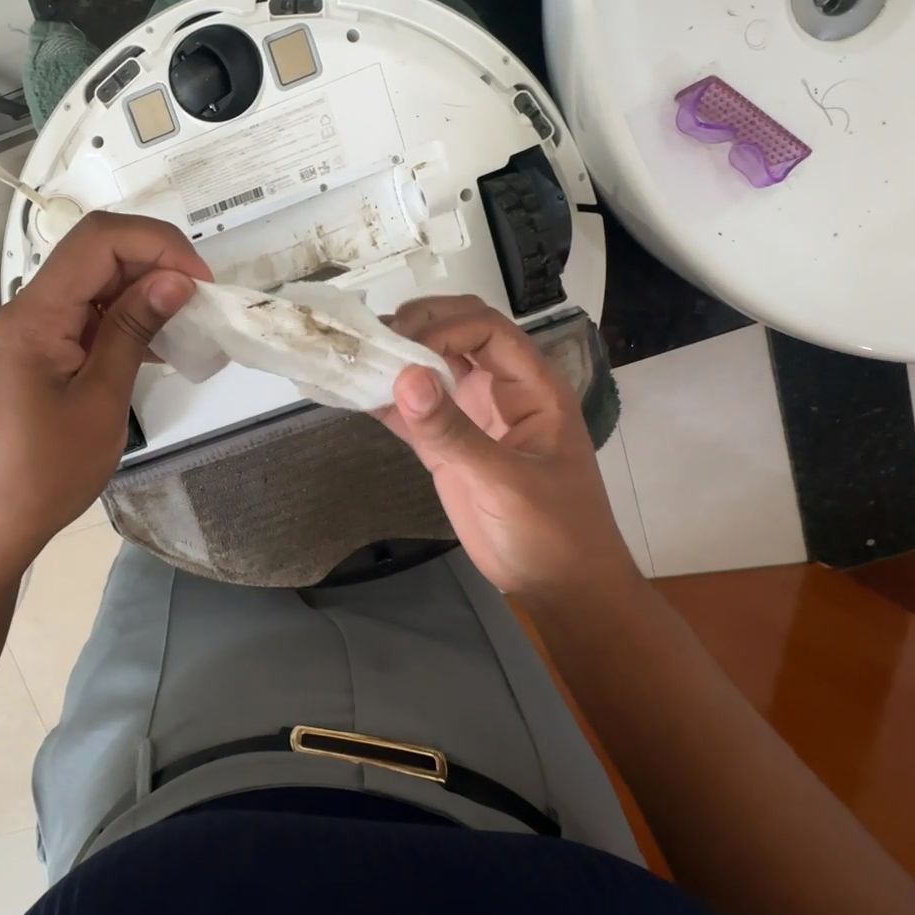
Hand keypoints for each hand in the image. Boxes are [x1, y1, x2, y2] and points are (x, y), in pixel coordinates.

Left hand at [0, 212, 209, 560]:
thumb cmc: (48, 469)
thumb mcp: (101, 398)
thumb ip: (134, 331)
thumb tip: (175, 280)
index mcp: (37, 313)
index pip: (99, 240)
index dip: (157, 244)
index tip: (199, 280)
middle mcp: (30, 308)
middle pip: (97, 253)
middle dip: (155, 263)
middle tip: (200, 300)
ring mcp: (35, 330)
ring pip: (96, 283)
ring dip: (144, 291)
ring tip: (188, 323)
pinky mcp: (43, 352)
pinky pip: (89, 316)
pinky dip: (126, 320)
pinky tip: (159, 346)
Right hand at [374, 296, 639, 594]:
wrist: (561, 588)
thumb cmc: (553, 532)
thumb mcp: (505, 482)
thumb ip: (453, 432)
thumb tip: (403, 378)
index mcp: (532, 387)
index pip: (485, 329)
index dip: (442, 328)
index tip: (400, 349)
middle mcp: (501, 391)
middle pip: (459, 334)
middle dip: (418, 327)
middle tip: (372, 339)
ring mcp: (474, 418)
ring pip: (434, 369)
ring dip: (398, 360)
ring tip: (354, 356)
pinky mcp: (449, 448)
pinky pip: (415, 413)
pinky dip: (386, 402)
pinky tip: (354, 396)